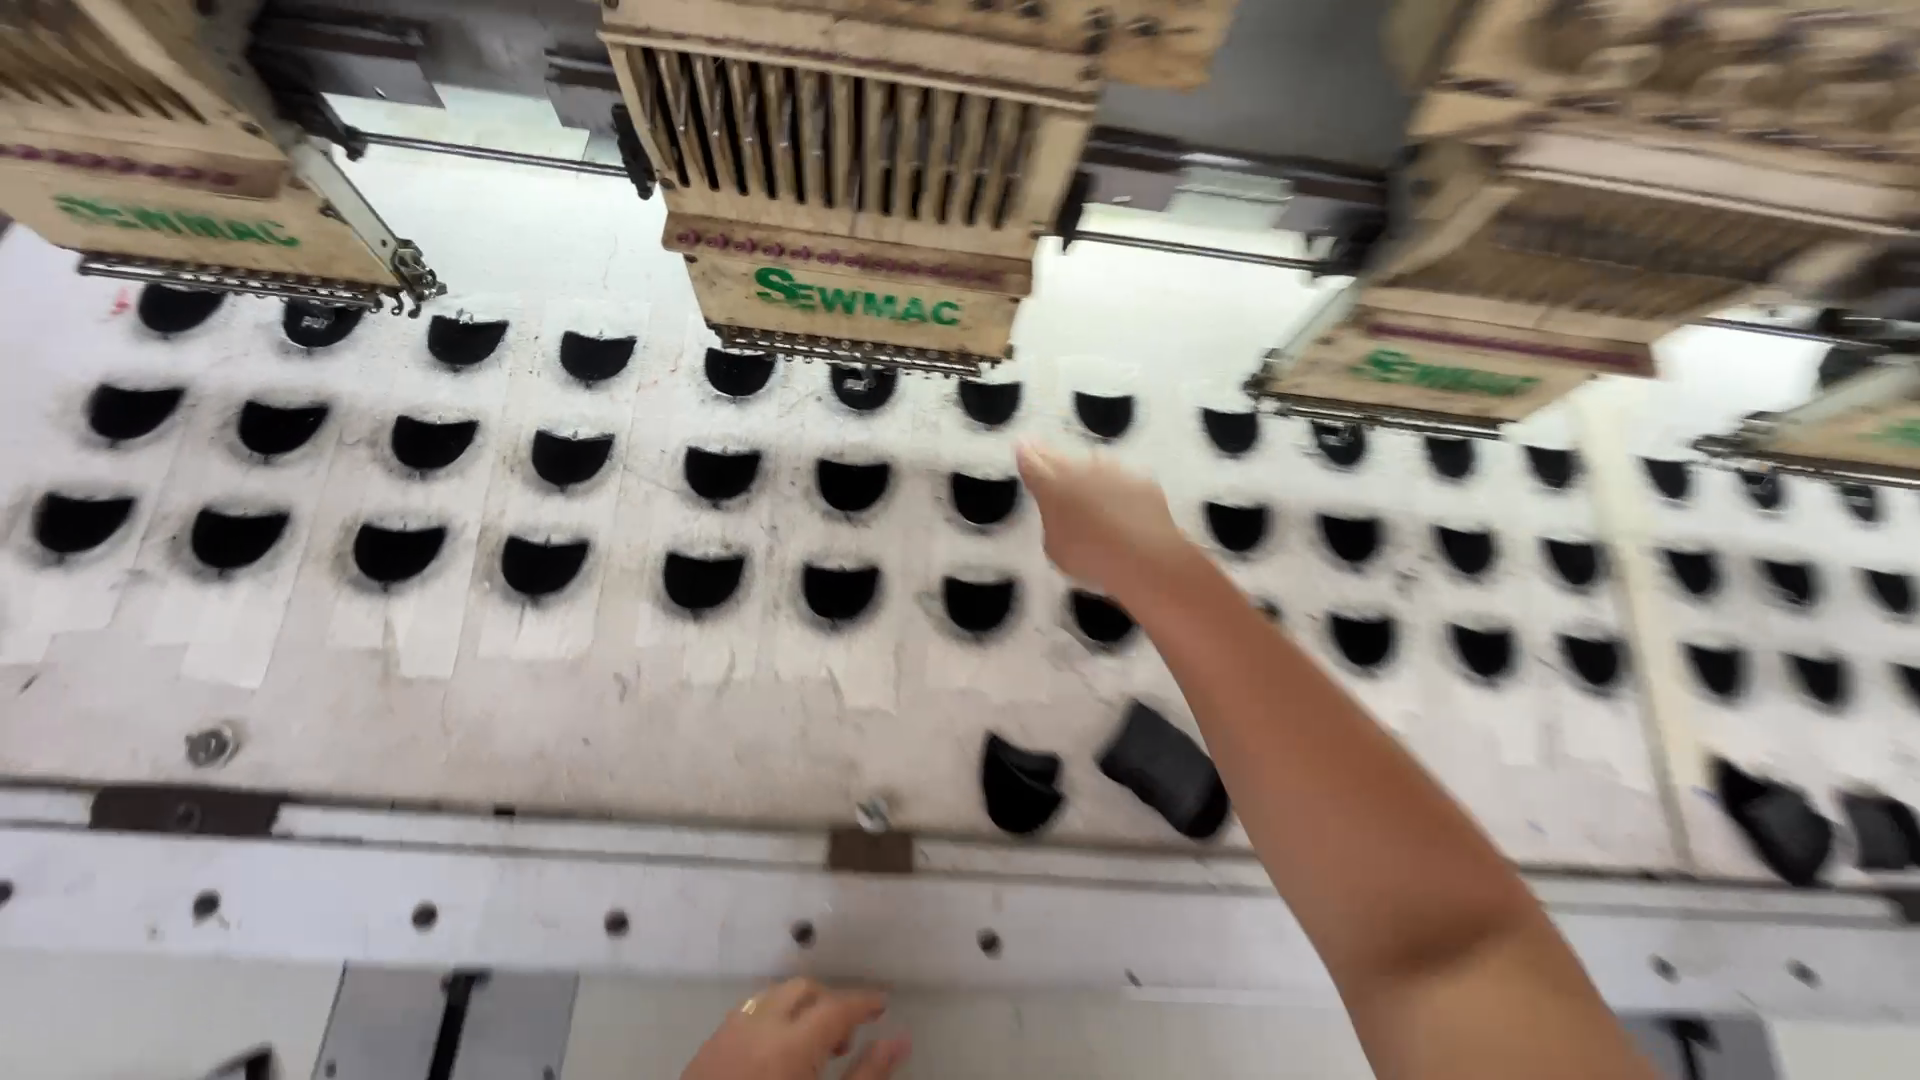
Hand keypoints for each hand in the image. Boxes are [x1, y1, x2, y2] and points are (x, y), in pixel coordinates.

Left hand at [679, 978, 909, 1079]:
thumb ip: (867, 1075)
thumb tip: (900, 1039)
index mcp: (791, 1044)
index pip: (837, 1006)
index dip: (863, 1002)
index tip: (882, 1006)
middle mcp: (758, 1027)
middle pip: (802, 990)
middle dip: (828, 1002)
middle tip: (845, 1038)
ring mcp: (726, 1037)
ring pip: (770, 998)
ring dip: (797, 1009)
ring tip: (810, 1048)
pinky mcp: (703, 1053)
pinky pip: (745, 1016)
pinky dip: (769, 1022)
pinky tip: (773, 1058)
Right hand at [1017, 442, 1197, 604]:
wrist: (1144, 556)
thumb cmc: (1089, 557)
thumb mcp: (1054, 547)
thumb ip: (1052, 521)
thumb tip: (1060, 514)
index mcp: (1051, 485)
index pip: (1031, 461)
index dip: (1025, 453)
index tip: (1023, 445)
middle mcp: (1080, 469)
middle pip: (1060, 456)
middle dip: (1050, 455)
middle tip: (1045, 454)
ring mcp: (1113, 469)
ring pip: (1092, 463)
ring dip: (1086, 469)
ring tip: (1087, 487)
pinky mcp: (1140, 477)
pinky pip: (1121, 477)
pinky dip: (1116, 485)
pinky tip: (1120, 504)